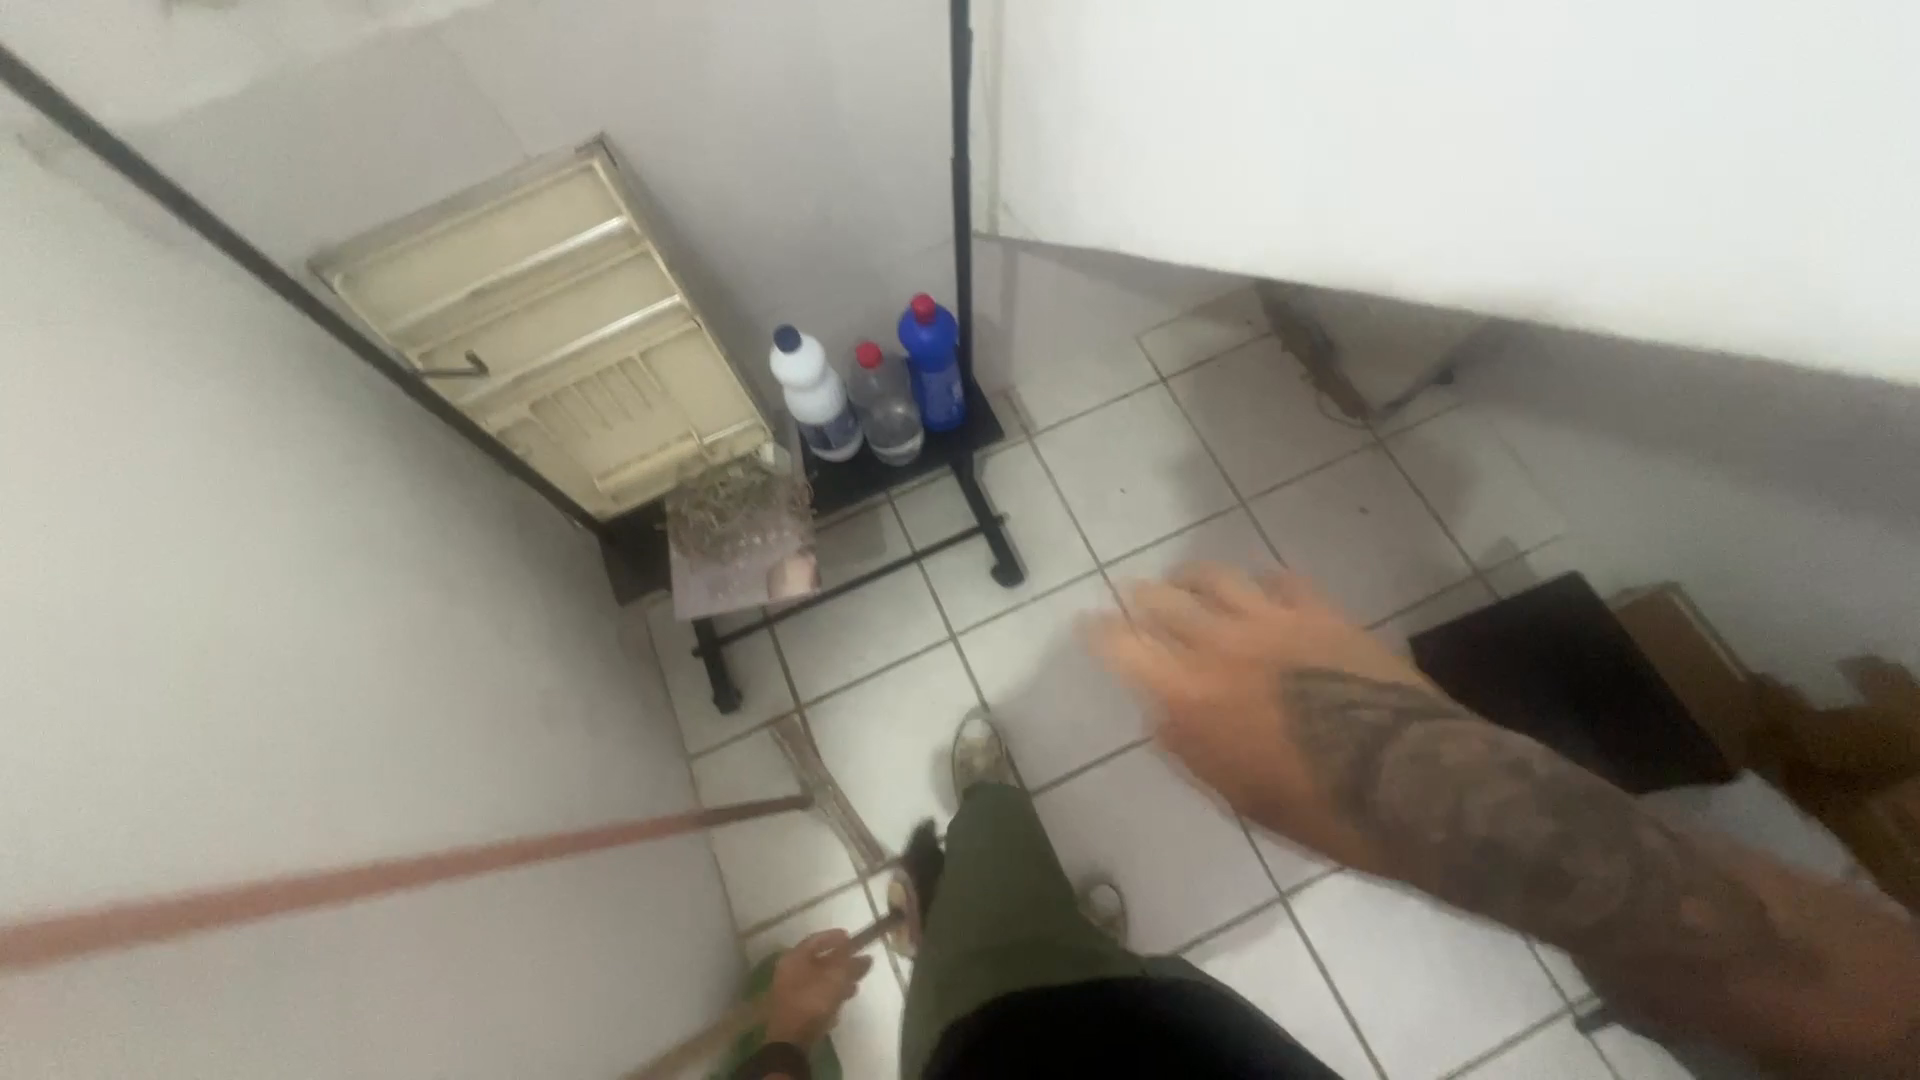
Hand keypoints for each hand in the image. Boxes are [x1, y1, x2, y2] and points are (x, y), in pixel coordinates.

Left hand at [762, 930, 873, 1049]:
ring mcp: (788, 995)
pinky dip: (828, 999)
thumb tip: (867, 957)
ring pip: (817, 982)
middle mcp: (788, 973)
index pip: (815, 939)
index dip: (834, 937)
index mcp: (794, 958)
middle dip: (840, 963)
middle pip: (818, 962)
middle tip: (857, 963)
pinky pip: (813, 999)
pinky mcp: (793, 1014)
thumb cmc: (812, 1001)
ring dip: (836, 983)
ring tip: (854, 987)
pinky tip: (840, 1006)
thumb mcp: (836, 978)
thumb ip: (852, 965)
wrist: (790, 1043)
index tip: (851, 937)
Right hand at [1084, 564, 1429, 869]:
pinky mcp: (1318, 612)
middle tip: (1132, 595)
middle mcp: (1219, 645)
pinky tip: (1257, 588)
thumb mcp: (1233, 793)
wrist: (1411, 781)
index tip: (1085, 623)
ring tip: (1185, 580)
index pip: (1122, 646)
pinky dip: (1258, 581)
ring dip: (1190, 576)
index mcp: (1189, 694)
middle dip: (1138, 596)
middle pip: (1161, 600)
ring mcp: (1270, 621)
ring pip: (1214, 576)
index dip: (1097, 630)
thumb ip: (1187, 745)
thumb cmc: (1314, 806)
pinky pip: (1278, 579)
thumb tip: (1160, 713)